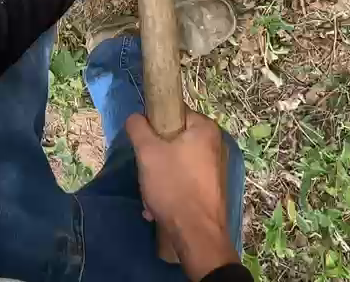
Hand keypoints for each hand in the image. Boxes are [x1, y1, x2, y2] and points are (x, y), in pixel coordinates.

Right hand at [125, 110, 235, 279]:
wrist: (197, 236)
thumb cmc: (174, 186)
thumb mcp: (147, 151)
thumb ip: (138, 127)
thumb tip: (135, 118)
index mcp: (205, 128)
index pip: (172, 112)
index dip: (153, 126)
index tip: (144, 145)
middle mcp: (214, 144)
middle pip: (172, 140)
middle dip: (154, 159)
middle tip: (145, 173)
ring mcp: (213, 168)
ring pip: (175, 163)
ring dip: (158, 178)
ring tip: (150, 196)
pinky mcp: (210, 189)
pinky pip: (183, 180)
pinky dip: (169, 190)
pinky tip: (157, 207)